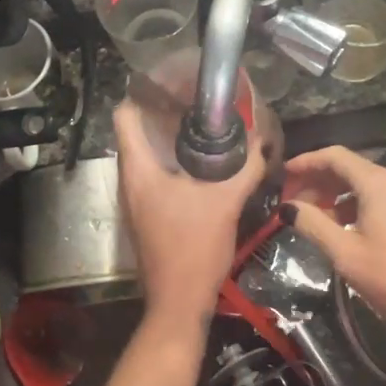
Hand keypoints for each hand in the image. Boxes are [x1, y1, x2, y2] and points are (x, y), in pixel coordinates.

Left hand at [113, 95, 267, 325]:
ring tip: (198, 123)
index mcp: (138, 169)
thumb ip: (245, 168)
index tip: (170, 81)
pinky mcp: (145, 213)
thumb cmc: (194, 248)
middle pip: (134, 131)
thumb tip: (261, 138)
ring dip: (166, 137)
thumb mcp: (225, 202)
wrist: (178, 304)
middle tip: (192, 98)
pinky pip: (151, 173)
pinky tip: (198, 161)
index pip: (124, 114)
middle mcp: (129, 179)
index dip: (143, 92)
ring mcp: (134, 198)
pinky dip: (169, 160)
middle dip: (160, 111)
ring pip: (143, 153)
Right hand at [281, 147, 385, 332]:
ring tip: (316, 219)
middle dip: (318, 181)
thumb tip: (289, 207)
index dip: (305, 162)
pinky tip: (347, 231)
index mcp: (376, 182)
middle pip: (349, 168)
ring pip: (365, 186)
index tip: (283, 175)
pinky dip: (356, 207)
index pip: (334, 156)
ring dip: (337, 196)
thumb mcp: (346, 254)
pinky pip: (380, 200)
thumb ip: (314, 225)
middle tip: (293, 201)